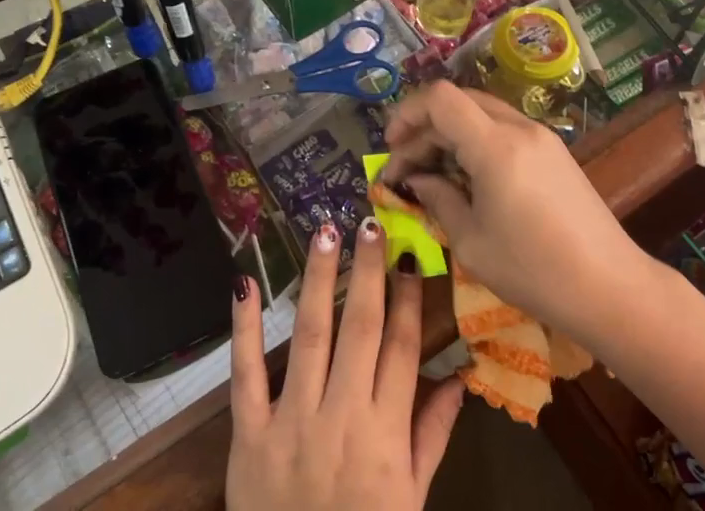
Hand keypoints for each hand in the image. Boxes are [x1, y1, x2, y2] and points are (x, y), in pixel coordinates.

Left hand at [227, 218, 465, 510]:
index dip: (407, 299)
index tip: (410, 255)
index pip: (400, 349)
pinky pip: (245, 375)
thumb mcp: (412, 498)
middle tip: (370, 222)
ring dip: (318, 282)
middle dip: (367, 273)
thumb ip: (433, 435)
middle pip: (359, 330)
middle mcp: (341, 416)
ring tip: (324, 234)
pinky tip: (244, 284)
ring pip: (309, 338)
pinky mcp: (248, 434)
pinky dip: (243, 329)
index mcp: (385, 433)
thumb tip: (461, 377)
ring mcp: (291, 422)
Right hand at [379, 81, 647, 340]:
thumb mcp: (471, 243)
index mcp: (495, 146)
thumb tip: (418, 181)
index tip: (391, 148)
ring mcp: (542, 139)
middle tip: (405, 167)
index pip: (440, 99)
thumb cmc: (534, 271)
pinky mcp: (555, 154)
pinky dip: (476, 142)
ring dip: (450, 134)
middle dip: (424, 127)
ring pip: (482, 113)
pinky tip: (468, 179)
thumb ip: (438, 200)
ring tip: (432, 174)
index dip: (407, 113)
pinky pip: (504, 130)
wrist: (611, 289)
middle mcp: (520, 129)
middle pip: (459, 101)